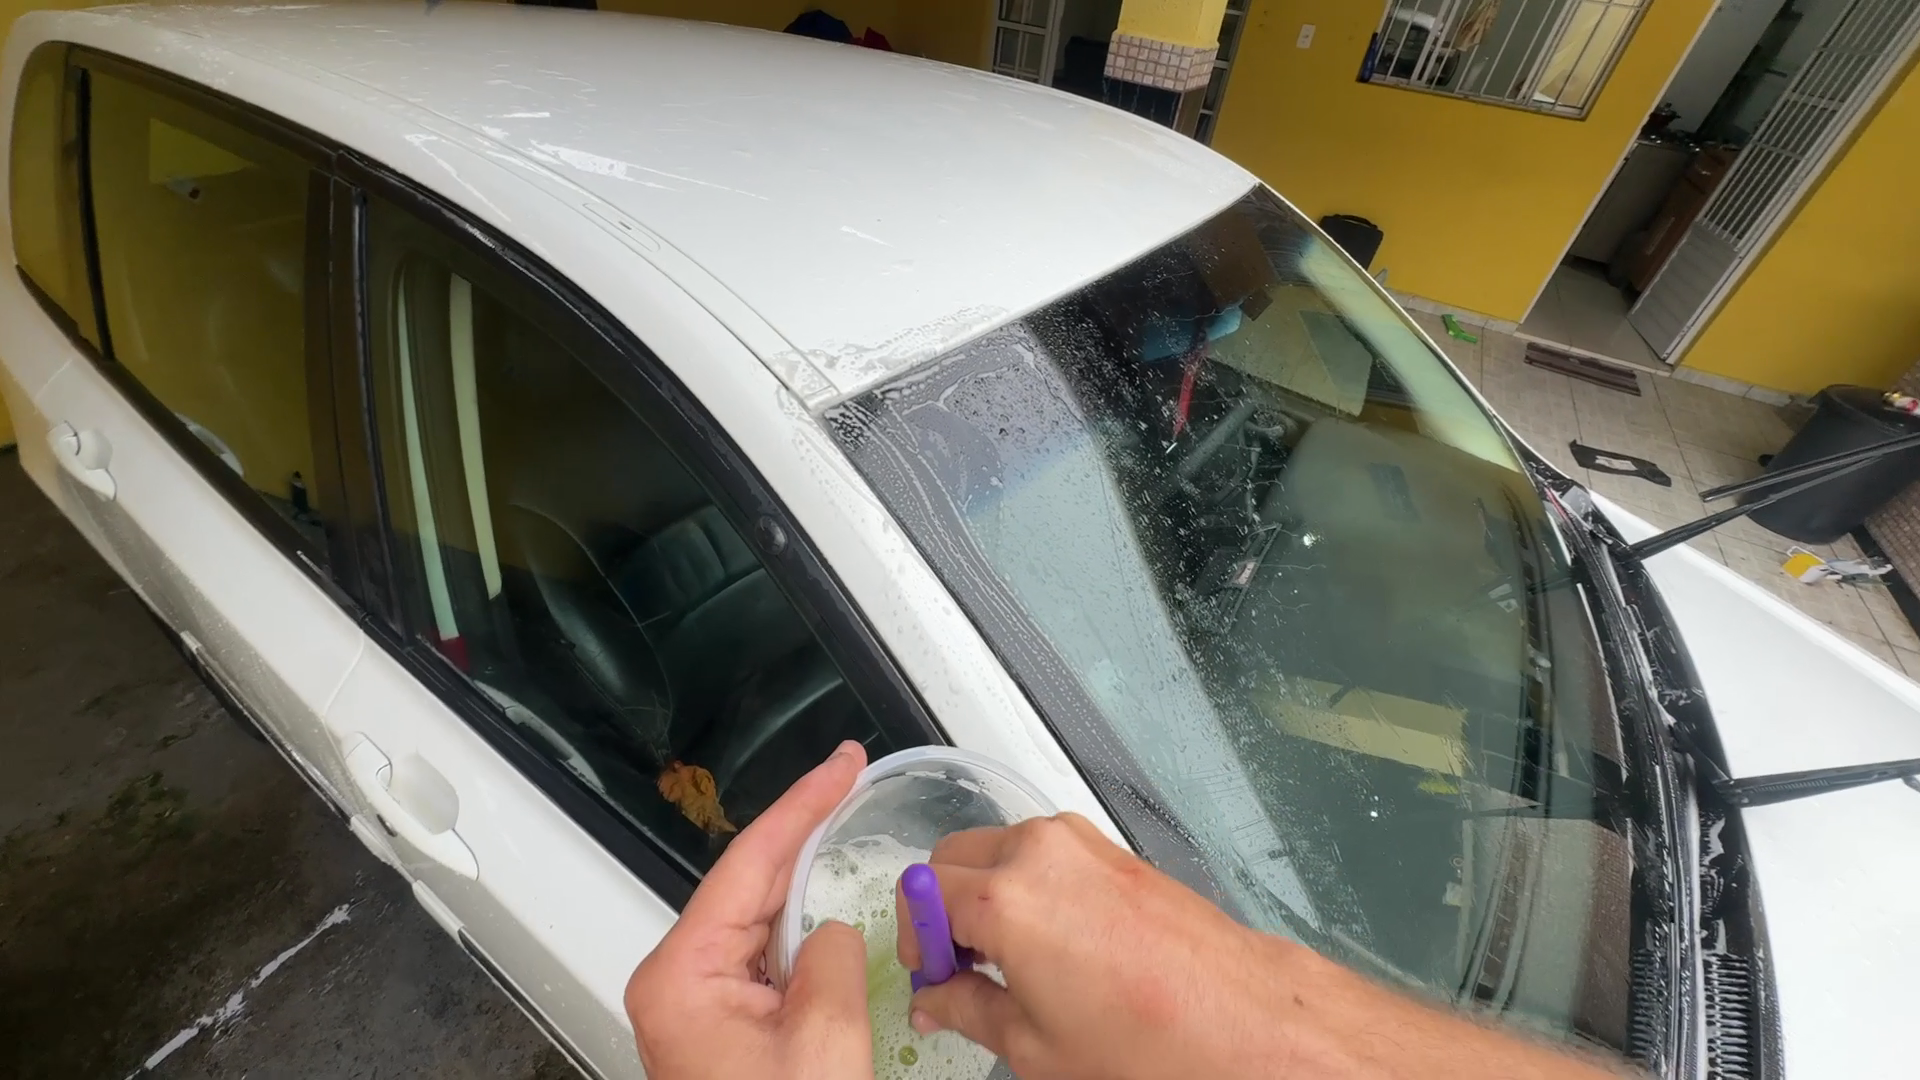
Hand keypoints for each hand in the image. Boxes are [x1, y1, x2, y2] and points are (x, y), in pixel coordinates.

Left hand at [626, 741, 872, 1079]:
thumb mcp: (823, 1044)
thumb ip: (829, 957)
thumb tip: (826, 929)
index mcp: (685, 974)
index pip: (752, 860)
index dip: (803, 802)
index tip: (843, 763)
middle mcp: (682, 975)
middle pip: (751, 874)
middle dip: (804, 821)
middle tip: (848, 774)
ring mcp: (701, 994)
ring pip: (759, 905)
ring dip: (804, 862)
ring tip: (841, 809)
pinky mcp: (724, 1013)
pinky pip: (767, 942)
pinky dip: (802, 908)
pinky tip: (826, 880)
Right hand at [897, 814, 1629, 1079]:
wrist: (1245, 1018)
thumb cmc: (1141, 1046)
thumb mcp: (1034, 1047)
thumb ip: (965, 1008)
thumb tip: (931, 998)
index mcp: (1004, 896)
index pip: (919, 892)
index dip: (914, 938)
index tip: (931, 976)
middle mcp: (1033, 847)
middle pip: (949, 857)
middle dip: (941, 908)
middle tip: (962, 968)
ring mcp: (1072, 836)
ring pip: (992, 847)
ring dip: (980, 890)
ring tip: (1009, 956)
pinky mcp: (1103, 840)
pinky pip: (1034, 847)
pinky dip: (1020, 879)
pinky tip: (1049, 935)